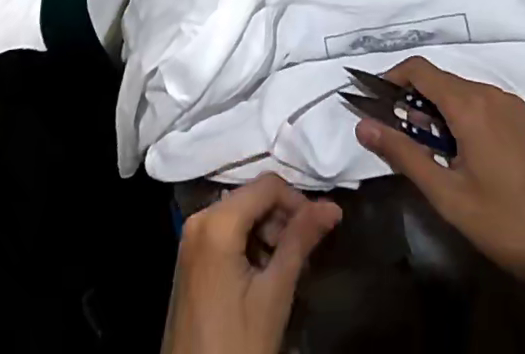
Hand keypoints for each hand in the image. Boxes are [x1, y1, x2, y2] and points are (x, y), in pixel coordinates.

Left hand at [162, 173, 342, 353]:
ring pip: (243, 213)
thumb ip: (301, 240)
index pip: (268, 185)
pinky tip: (265, 274)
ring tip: (287, 268)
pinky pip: (229, 231)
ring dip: (270, 233)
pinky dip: (252, 243)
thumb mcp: (274, 292)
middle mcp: (199, 219)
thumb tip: (332, 206)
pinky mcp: (192, 257)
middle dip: (283, 220)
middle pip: (254, 197)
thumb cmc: (236, 342)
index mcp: (217, 222)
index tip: (319, 229)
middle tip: (303, 254)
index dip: (298, 202)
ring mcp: (192, 238)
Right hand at [352, 61, 524, 318]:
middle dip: (414, 102)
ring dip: (440, 112)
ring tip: (431, 154)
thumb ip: (403, 154)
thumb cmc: (505, 224)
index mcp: (472, 105)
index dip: (392, 78)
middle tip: (398, 139)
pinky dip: (466, 118)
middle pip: (443, 82)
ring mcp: (517, 107)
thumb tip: (363, 124)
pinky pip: (487, 106)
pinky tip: (465, 157)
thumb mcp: (446, 194)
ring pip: (465, 94)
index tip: (373, 102)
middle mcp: (494, 94)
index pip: (420, 69)